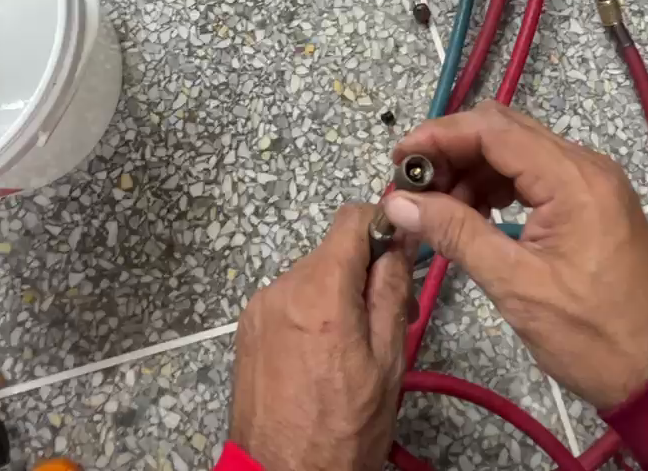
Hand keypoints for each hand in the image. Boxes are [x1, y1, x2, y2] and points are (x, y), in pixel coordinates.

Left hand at [230, 204, 413, 470]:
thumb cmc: (344, 429)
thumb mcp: (387, 360)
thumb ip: (392, 289)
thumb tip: (400, 237)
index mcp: (320, 289)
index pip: (351, 218)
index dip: (380, 226)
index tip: (398, 253)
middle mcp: (282, 285)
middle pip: (333, 252)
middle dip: (363, 274)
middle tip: (386, 319)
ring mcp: (259, 304)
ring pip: (312, 277)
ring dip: (336, 295)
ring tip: (351, 347)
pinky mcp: (247, 325)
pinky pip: (289, 299)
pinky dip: (310, 313)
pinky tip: (320, 355)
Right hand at [382, 101, 647, 408]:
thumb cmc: (595, 337)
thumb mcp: (517, 286)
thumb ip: (456, 233)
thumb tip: (398, 202)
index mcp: (573, 178)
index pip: (492, 129)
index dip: (438, 135)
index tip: (399, 158)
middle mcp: (584, 165)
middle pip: (502, 129)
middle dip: (451, 149)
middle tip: (414, 185)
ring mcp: (590, 181)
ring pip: (515, 148)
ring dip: (472, 167)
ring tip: (440, 207)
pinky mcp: (590, 200)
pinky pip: (533, 171)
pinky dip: (497, 183)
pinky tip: (476, 213)